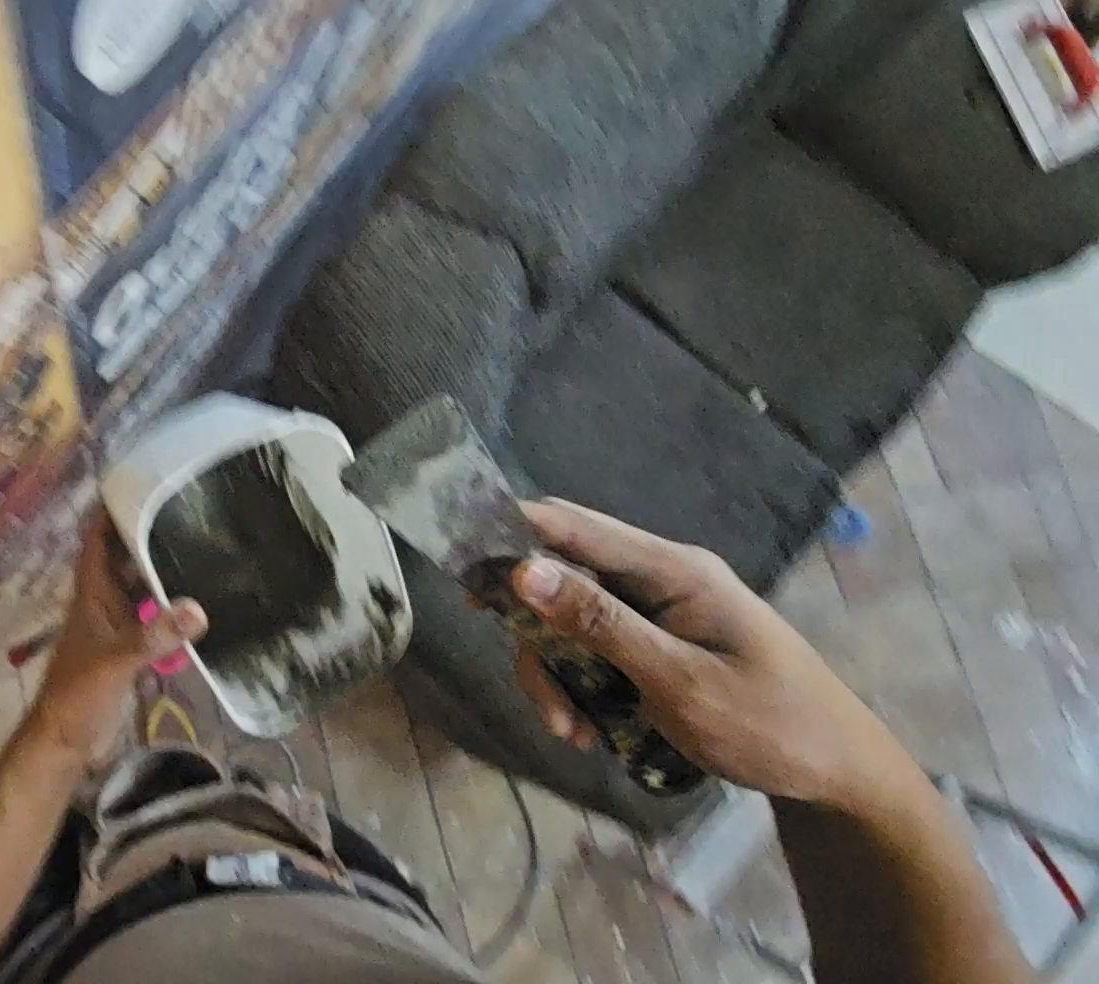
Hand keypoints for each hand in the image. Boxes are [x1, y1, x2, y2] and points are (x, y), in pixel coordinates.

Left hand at [26, 513, 206, 764]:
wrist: (67, 741)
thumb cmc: (78, 694)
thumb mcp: (115, 661)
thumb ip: (154, 637)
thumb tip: (199, 609)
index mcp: (92, 593)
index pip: (98, 540)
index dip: (112, 511)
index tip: (141, 483)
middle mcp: (105, 601)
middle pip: (125, 558)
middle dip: (149, 534)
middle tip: (189, 511)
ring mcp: (118, 625)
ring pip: (142, 587)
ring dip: (164, 570)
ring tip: (203, 547)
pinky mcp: (132, 649)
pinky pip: (154, 618)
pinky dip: (172, 609)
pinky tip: (201, 603)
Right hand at [509, 499, 919, 811]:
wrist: (844, 780)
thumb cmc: (774, 727)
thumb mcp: (680, 681)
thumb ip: (599, 623)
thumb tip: (522, 570)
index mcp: (670, 569)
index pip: (570, 525)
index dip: (509, 532)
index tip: (461, 563)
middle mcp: (655, 577)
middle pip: (559, 576)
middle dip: (531, 629)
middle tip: (528, 683)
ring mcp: (652, 608)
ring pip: (566, 619)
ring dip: (552, 670)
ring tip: (566, 728)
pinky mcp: (648, 639)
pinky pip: (588, 647)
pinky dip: (574, 683)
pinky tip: (584, 727)